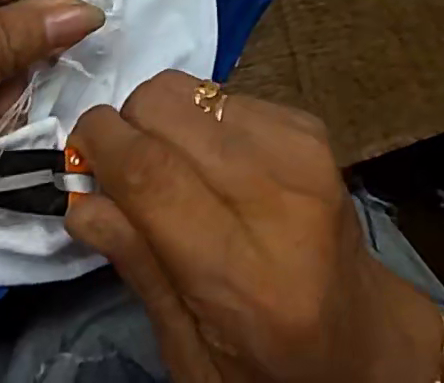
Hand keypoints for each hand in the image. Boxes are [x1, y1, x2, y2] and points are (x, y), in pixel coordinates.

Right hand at [65, 72, 443, 382]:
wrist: (367, 336)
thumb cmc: (272, 367)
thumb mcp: (189, 352)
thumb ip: (135, 262)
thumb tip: (76, 194)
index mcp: (248, 276)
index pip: (151, 172)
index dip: (100, 145)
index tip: (78, 153)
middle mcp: (281, 195)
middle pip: (165, 108)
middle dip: (125, 125)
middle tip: (124, 169)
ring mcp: (302, 149)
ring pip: (187, 88)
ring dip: (159, 119)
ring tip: (170, 166)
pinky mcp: (308, 123)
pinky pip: (218, 91)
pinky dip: (196, 117)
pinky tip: (211, 160)